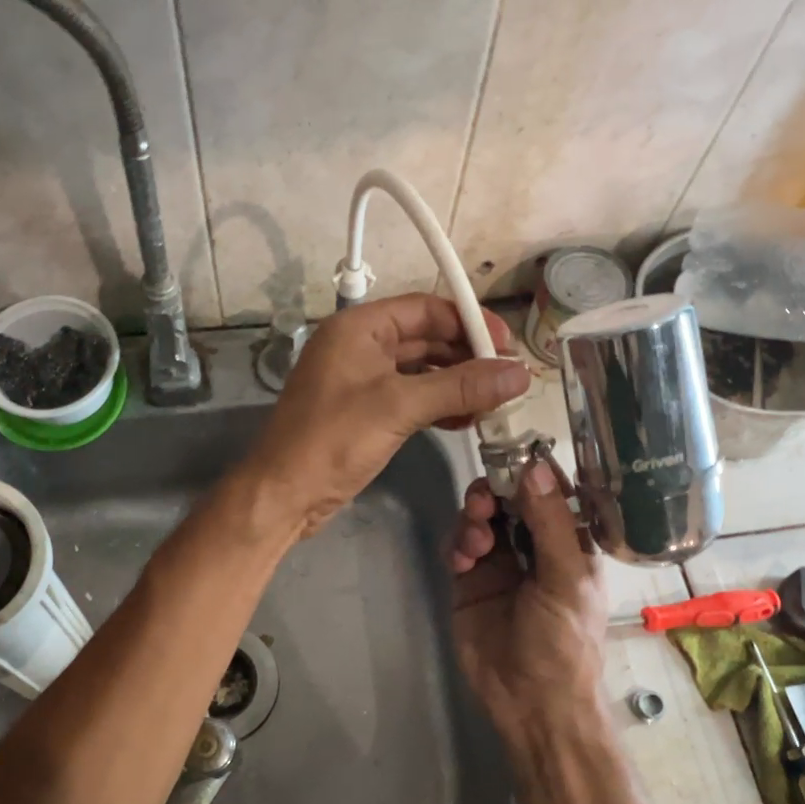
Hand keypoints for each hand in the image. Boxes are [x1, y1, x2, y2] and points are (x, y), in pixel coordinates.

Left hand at [246, 294, 529, 539]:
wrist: (284, 495)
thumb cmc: (333, 440)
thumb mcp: (399, 407)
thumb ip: (461, 387)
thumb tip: (520, 373)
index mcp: (358, 328)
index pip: (426, 308)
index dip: (469, 322)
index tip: (507, 346)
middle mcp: (359, 346)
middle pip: (426, 338)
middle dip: (468, 356)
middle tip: (509, 378)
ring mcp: (360, 381)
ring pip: (421, 370)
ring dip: (457, 384)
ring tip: (495, 403)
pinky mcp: (363, 413)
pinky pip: (410, 398)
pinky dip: (438, 405)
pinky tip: (466, 420)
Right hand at [450, 464, 607, 739]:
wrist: (532, 703)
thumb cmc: (564, 642)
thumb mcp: (566, 578)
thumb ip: (550, 522)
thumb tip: (534, 466)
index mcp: (570, 544)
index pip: (551, 493)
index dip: (531, 472)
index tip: (510, 454)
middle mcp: (534, 548)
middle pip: (510, 500)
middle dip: (495, 493)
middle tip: (485, 502)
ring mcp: (499, 566)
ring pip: (482, 519)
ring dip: (475, 519)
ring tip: (476, 541)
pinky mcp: (469, 584)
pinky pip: (459, 547)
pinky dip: (458, 543)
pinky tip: (464, 558)